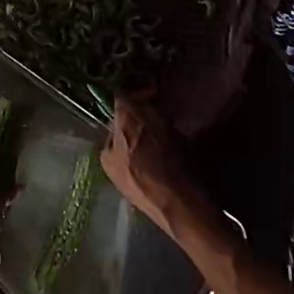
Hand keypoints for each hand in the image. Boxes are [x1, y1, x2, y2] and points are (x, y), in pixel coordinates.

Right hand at [102, 95, 205, 237]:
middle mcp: (151, 114)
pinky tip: (158, 154)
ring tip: (144, 142)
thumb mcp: (109, 163)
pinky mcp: (184, 139)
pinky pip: (167, 131)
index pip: (122, 94)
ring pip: (156, 116)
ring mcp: (170, 125)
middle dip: (136, 110)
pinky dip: (161, 137)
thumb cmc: (137, 180)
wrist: (177, 199)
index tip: (118, 108)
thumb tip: (113, 134)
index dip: (120, 99)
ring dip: (149, 124)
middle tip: (130, 125)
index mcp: (129, 116)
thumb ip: (109, 141)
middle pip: (142, 102)